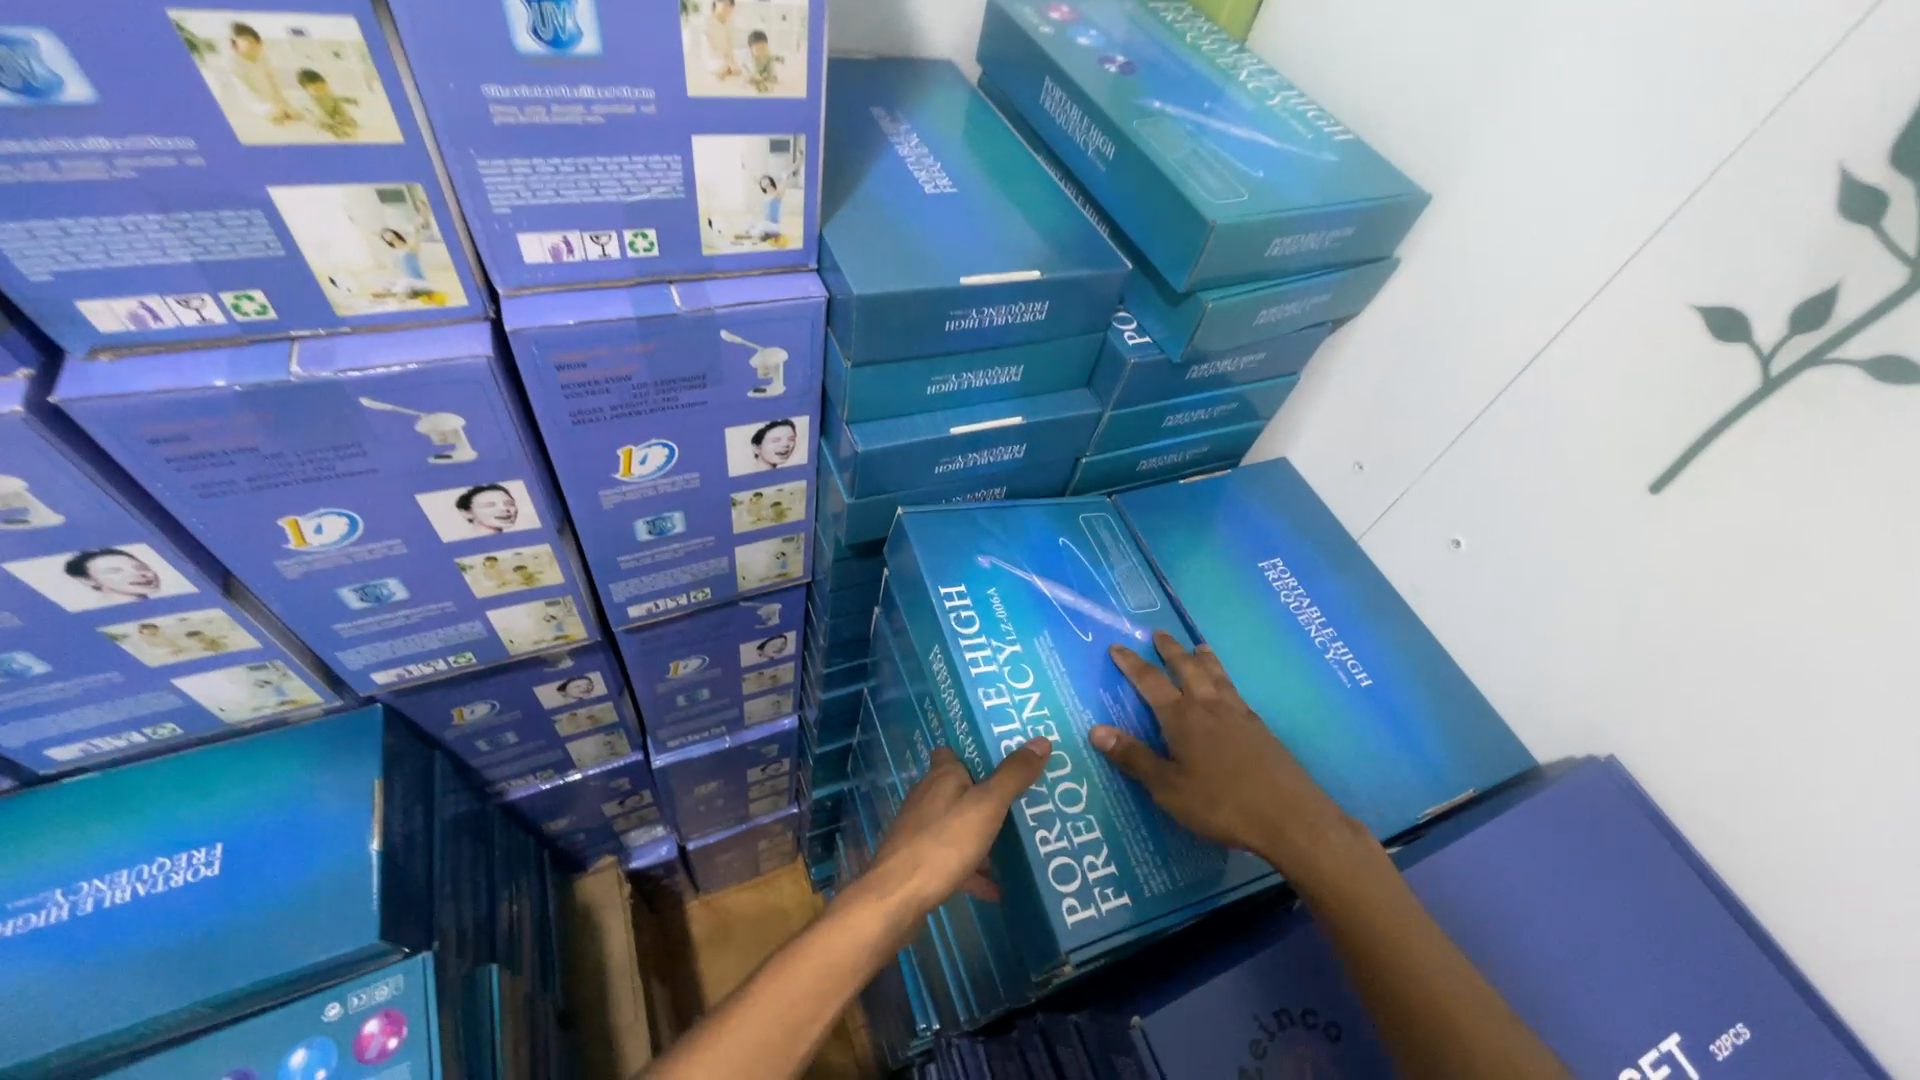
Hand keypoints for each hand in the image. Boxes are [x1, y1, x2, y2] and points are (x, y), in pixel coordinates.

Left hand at [861, 739, 1051, 918]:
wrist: (897, 897)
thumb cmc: (943, 842)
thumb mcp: (986, 806)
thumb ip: (1013, 775)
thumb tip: (1041, 740)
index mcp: (941, 776)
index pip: (951, 753)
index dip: (973, 753)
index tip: (1002, 757)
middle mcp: (927, 797)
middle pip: (958, 790)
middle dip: (986, 795)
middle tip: (1022, 800)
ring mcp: (921, 831)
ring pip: (957, 826)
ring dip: (982, 834)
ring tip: (1016, 844)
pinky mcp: (919, 861)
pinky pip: (953, 859)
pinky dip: (973, 870)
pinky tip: (995, 888)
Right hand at [1094, 633, 1371, 879]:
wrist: (1289, 817)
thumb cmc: (1220, 804)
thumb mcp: (1167, 788)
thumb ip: (1133, 757)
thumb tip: (1096, 730)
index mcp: (1182, 718)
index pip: (1151, 682)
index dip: (1132, 664)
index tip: (1117, 647)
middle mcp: (1210, 706)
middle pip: (1187, 668)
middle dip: (1170, 650)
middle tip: (1158, 633)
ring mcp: (1239, 715)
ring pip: (1217, 676)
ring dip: (1204, 659)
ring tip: (1198, 647)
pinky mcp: (1260, 729)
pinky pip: (1236, 691)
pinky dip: (1225, 679)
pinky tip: (1228, 690)